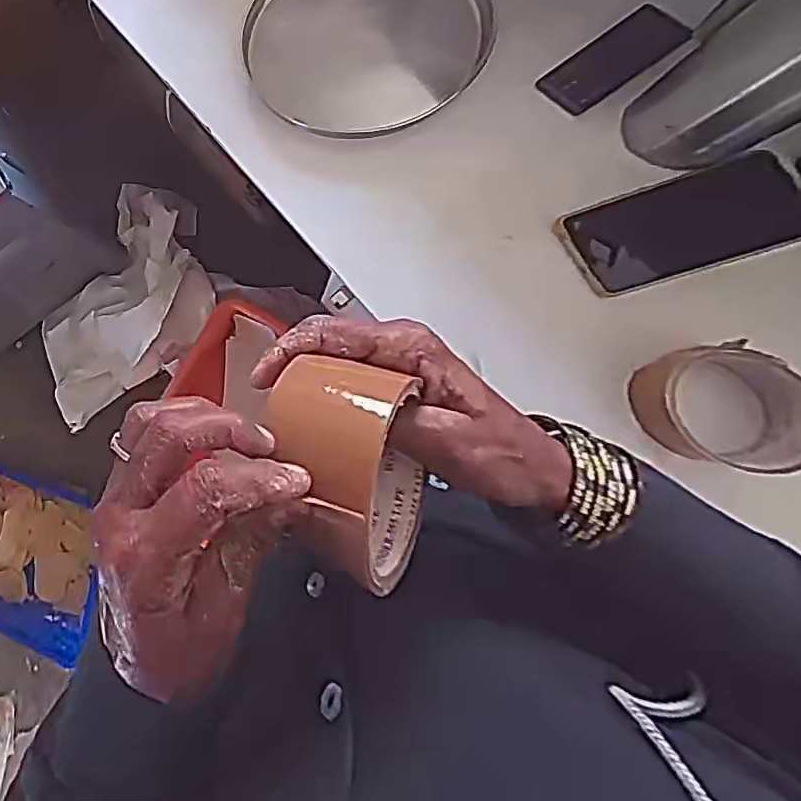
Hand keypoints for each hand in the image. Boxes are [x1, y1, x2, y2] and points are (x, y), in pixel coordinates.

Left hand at [94, 397, 312, 702]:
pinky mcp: (118, 487)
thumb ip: (253, 540)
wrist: (135, 662)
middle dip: (227, 428)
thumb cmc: (173, 652)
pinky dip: (177, 419)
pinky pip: (139, 432)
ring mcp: (113, 497)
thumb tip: (287, 496)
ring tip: (240, 431)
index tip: (292, 479)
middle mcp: (120, 517)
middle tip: (267, 445)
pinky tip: (207, 429)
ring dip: (200, 415)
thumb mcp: (224, 608)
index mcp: (145, 557)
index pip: (202, 489)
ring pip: (147, 422)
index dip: (256, 477)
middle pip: (167, 437)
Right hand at [251, 316, 572, 511]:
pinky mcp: (397, 384)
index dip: (292, 348)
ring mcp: (399, 363)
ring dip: (304, 374)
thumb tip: (352, 413)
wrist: (532, 468)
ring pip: (336, 356)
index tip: (268, 374)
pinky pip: (349, 376)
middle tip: (268, 392)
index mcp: (412, 347)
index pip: (336, 332)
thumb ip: (398, 421)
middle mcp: (403, 347)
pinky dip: (324, 388)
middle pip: (329, 338)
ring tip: (284, 404)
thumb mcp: (450, 440)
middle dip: (290, 359)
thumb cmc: (502, 451)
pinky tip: (316, 413)